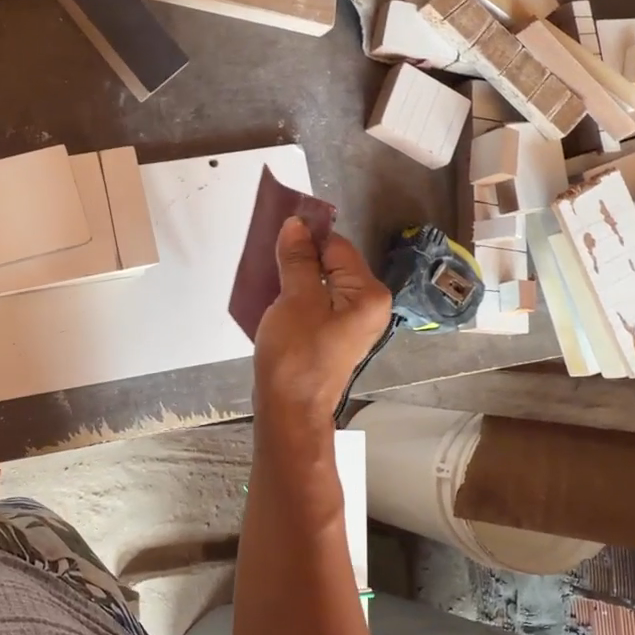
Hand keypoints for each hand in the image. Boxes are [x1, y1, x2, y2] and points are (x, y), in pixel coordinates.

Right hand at [252, 217, 392, 425]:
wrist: (289, 409)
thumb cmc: (295, 354)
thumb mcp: (295, 300)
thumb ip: (298, 260)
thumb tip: (296, 225)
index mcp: (368, 294)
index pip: (338, 248)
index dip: (307, 237)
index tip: (275, 231)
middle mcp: (368, 306)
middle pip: (332, 266)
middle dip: (299, 259)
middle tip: (267, 259)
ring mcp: (350, 325)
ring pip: (321, 286)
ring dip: (294, 278)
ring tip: (267, 280)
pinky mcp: (331, 339)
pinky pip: (315, 305)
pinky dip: (295, 298)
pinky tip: (274, 302)